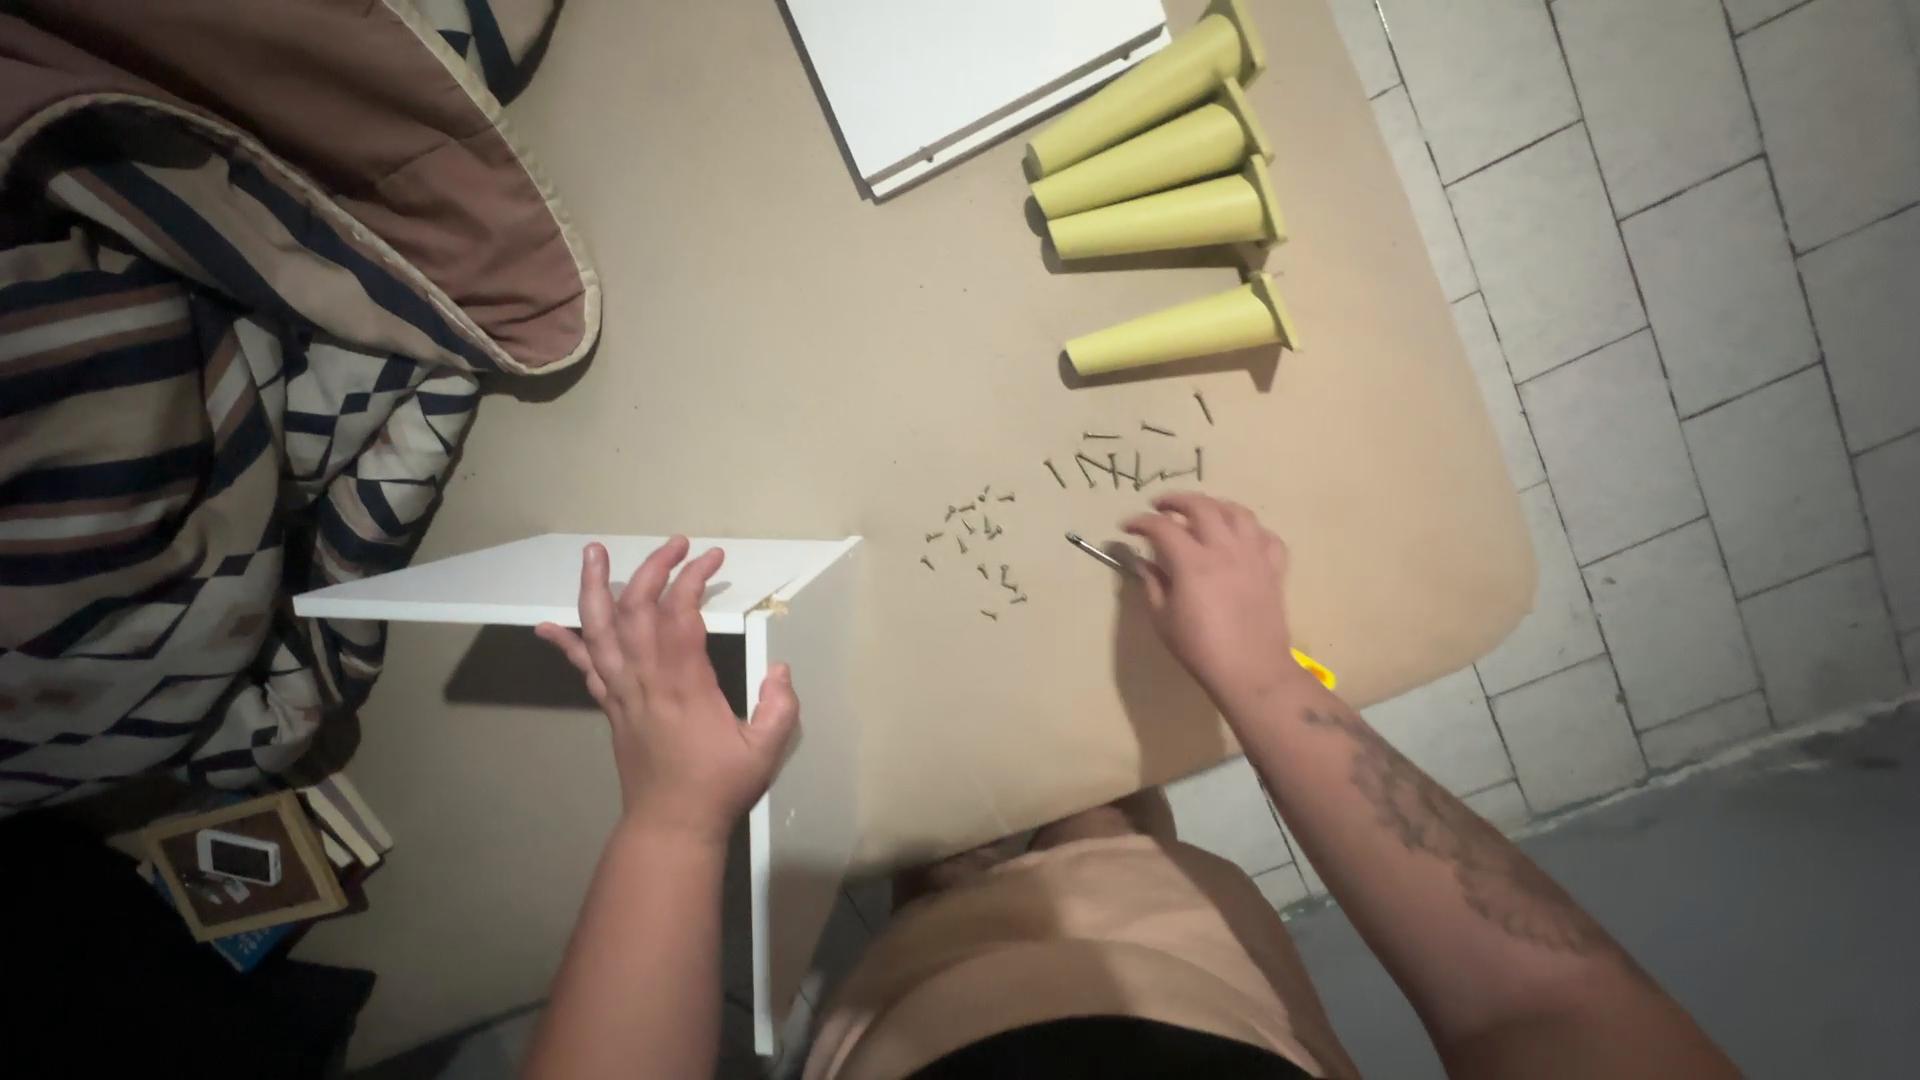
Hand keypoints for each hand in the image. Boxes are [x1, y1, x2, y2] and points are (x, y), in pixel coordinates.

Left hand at [536, 538, 799, 844]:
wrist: (670, 827)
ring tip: (594, 553)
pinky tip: (546, 626)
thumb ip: (779, 708)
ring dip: (595, 588)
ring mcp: (622, 692)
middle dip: (653, 569)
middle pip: (636, 611)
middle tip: (675, 544)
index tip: (712, 559)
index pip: (680, 616)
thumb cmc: (719, 787)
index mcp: (684, 686)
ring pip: (600, 631)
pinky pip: (584, 668)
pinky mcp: (611, 706)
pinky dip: (565, 644)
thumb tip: (781, 669)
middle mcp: (645, 681)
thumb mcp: (765, 751)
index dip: (692, 579)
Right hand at [1122, 492, 1305, 707]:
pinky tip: (1240, 538)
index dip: (1140, 522)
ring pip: (1238, 512)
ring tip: (1202, 512)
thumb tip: (1142, 562)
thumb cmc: (1200, 649)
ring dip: (1215, 505)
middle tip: (1160, 506)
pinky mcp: (1274, 569)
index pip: (1161, 527)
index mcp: (1193, 562)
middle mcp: (1225, 550)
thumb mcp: (1163, 619)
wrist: (1252, 672)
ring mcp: (1254, 556)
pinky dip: (1251, 530)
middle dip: (1176, 500)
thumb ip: (1152, 584)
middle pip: (1202, 506)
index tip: (1127, 527)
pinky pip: (1267, 536)